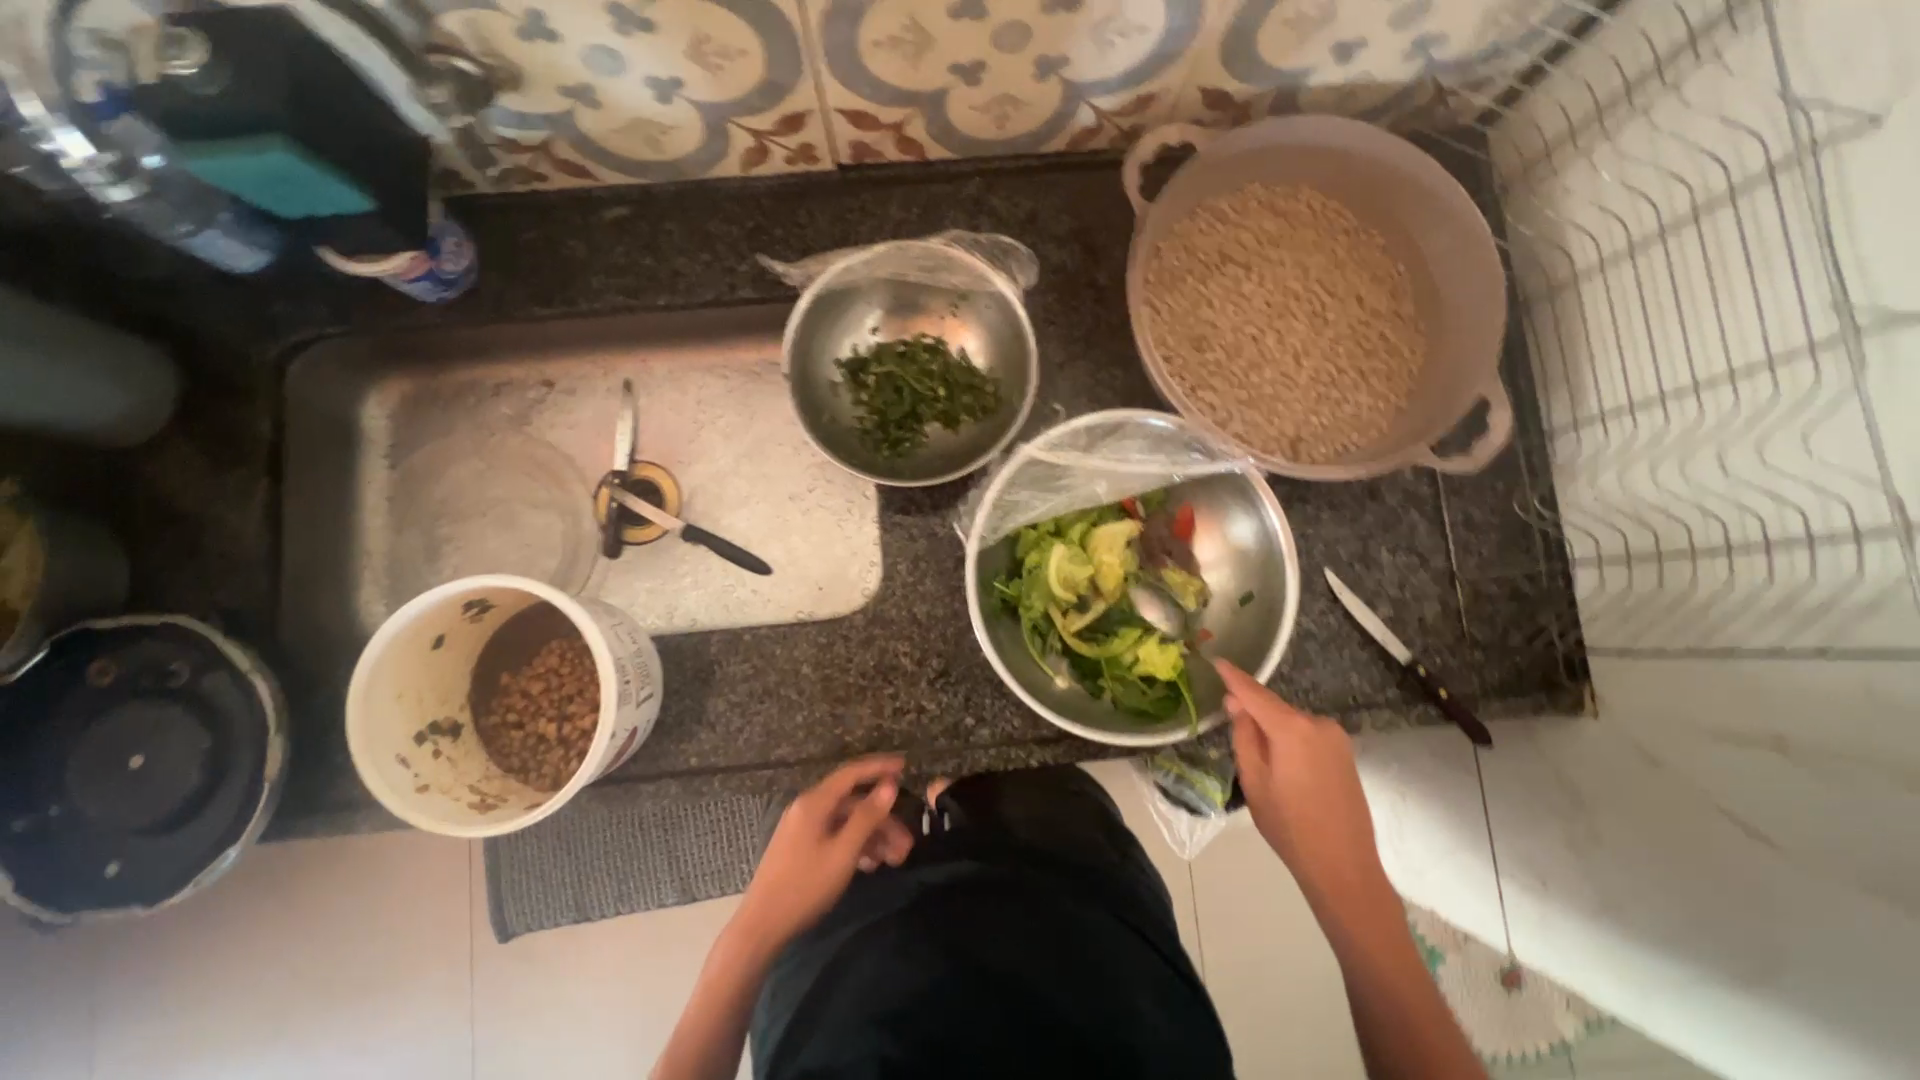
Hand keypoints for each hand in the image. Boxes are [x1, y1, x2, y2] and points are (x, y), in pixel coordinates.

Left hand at [734, 755, 914, 951]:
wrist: (763, 925)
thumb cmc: (805, 886)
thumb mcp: (843, 852)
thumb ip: (867, 817)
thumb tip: (889, 785)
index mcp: (814, 803)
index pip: (851, 773)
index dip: (879, 767)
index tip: (905, 765)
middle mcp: (807, 809)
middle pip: (853, 804)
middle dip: (883, 821)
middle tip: (908, 844)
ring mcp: (803, 829)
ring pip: (846, 823)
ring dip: (873, 837)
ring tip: (894, 861)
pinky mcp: (802, 848)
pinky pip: (835, 837)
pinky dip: (855, 846)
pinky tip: (870, 866)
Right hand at [1216, 659, 1390, 909]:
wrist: (1343, 864)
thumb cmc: (1289, 826)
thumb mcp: (1254, 782)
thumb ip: (1245, 737)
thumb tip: (1237, 704)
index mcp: (1292, 729)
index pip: (1255, 694)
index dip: (1234, 678)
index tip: (1217, 661)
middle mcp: (1318, 724)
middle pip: (1275, 709)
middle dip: (1254, 714)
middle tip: (1234, 735)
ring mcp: (1336, 738)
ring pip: (1292, 724)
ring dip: (1274, 732)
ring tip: (1263, 766)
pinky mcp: (1345, 753)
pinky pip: (1308, 737)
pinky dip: (1291, 743)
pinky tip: (1286, 771)